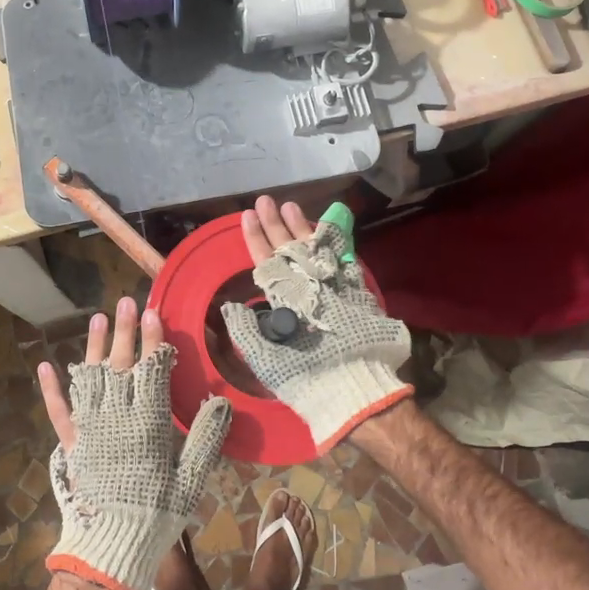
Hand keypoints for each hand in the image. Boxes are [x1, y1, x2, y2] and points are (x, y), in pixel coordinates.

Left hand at [34, 297, 232, 589]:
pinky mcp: (72, 444)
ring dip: (93, 348)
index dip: (153, 342)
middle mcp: (116, 417)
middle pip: (120, 366)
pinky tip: (45, 365)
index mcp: (148, 423)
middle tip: (127, 302)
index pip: (151, 372)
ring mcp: (90, 428)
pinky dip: (52, 389)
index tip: (154, 314)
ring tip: (98, 319)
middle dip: (125, 332)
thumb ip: (206, 438)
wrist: (111, 545)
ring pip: (90, 379)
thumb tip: (220, 401)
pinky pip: (59, 412)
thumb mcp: (191, 480)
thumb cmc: (156, 513)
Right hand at [222, 196, 413, 452]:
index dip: (255, 237)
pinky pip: (342, 261)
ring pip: (315, 248)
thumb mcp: (265, 359)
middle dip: (274, 224)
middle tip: (265, 201)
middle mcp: (309, 285)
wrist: (353, 388)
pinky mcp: (356, 294)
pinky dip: (333, 244)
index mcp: (284, 299)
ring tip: (291, 207)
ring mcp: (335, 286)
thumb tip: (231, 308)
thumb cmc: (305, 377)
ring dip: (301, 227)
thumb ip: (246, 330)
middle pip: (289, 247)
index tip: (247, 214)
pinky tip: (328, 232)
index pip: (265, 259)